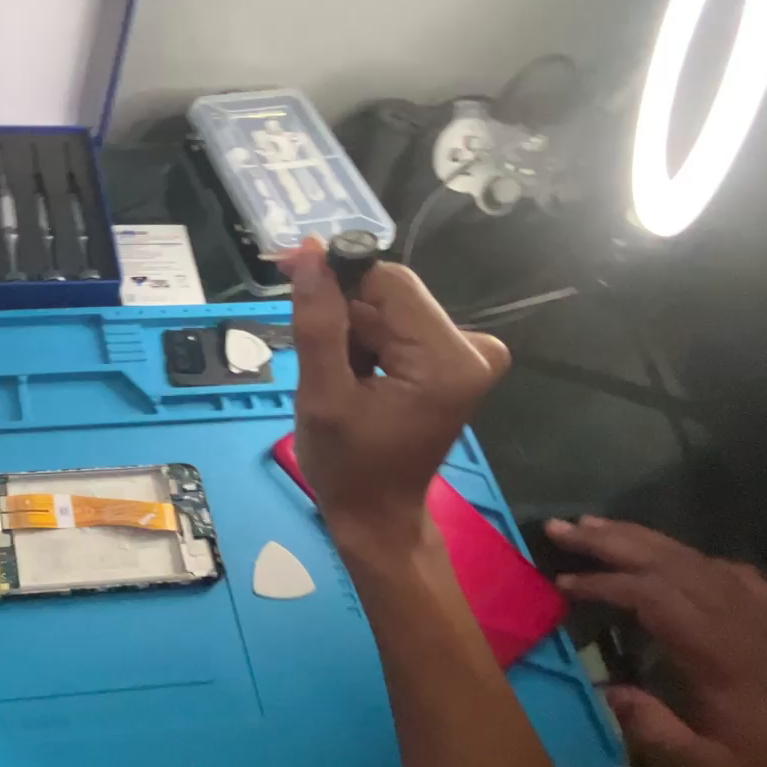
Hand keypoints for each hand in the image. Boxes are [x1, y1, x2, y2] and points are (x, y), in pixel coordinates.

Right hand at [282, 239, 510, 551]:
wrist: (375, 514)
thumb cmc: (347, 466)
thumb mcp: (321, 396)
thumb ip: (318, 323)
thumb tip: (310, 252)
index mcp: (447, 358)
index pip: (387, 283)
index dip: (336, 279)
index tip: (293, 285)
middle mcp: (474, 347)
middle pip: (390, 298)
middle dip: (344, 322)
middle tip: (320, 368)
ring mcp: (471, 355)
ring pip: (389, 313)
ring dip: (353, 337)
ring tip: (339, 382)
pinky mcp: (457, 362)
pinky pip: (399, 330)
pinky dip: (368, 348)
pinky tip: (357, 381)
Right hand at [550, 516, 766, 766]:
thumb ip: (653, 730)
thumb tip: (607, 691)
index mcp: (718, 653)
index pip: (653, 596)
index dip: (602, 583)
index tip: (560, 584)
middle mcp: (738, 620)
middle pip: (667, 563)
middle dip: (608, 542)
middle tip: (558, 528)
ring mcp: (759, 613)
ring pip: (692, 557)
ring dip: (637, 538)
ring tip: (591, 525)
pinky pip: (723, 569)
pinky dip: (684, 553)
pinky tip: (663, 554)